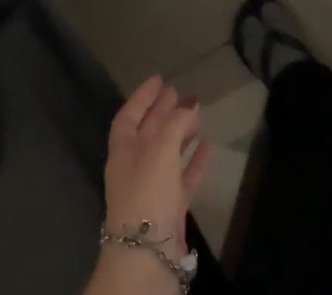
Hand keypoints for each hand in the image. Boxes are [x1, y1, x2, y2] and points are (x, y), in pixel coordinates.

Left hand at [103, 76, 210, 255]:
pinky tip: (208, 146)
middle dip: (163, 111)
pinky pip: (183, 176)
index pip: (129, 116)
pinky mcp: (170, 207)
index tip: (159, 78)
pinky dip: (194, 160)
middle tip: (179, 91)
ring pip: (167, 152)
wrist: (147, 254)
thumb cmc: (147, 193)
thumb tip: (188, 106)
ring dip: (180, 132)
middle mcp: (135, 166)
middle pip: (148, 132)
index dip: (142, 96)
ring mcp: (153, 187)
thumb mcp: (159, 150)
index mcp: (123, 151)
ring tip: (198, 112)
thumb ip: (174, 125)